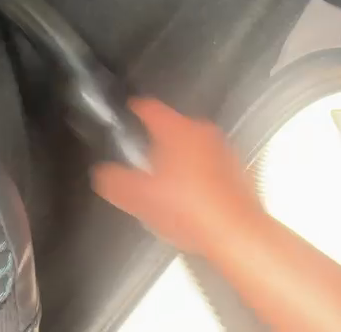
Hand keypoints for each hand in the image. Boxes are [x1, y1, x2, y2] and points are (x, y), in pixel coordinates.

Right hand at [90, 97, 269, 255]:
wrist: (237, 233)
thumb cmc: (189, 208)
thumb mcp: (140, 198)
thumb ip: (114, 181)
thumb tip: (102, 173)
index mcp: (174, 128)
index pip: (149, 106)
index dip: (135, 109)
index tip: (129, 111)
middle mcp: (200, 130)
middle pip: (171, 126)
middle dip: (156, 140)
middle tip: (143, 162)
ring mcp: (222, 147)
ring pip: (192, 144)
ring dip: (179, 157)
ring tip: (168, 185)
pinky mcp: (238, 168)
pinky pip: (210, 163)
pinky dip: (199, 174)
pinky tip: (192, 199)